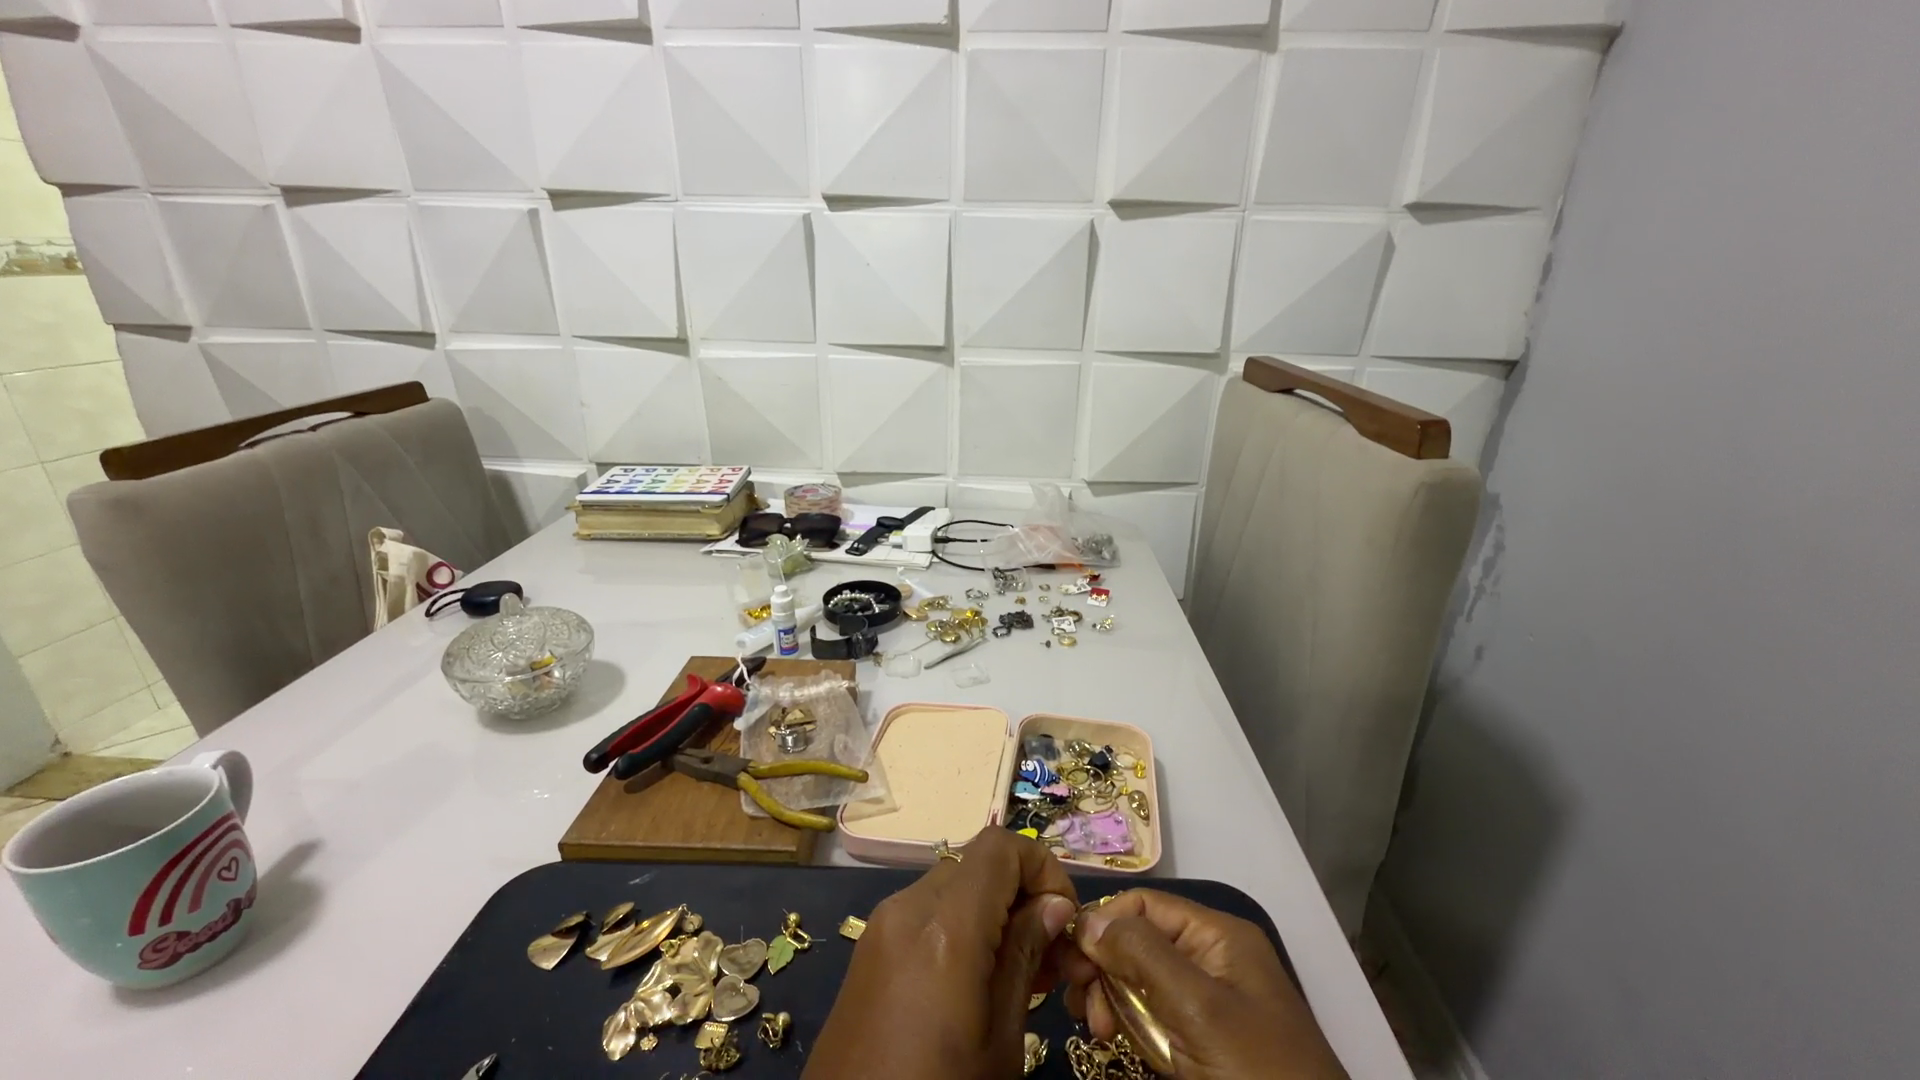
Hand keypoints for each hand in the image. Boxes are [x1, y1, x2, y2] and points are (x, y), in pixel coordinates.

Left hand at [805, 828, 1079, 1079]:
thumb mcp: (1001, 1040)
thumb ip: (1025, 957)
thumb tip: (1054, 905)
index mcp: (945, 925)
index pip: (1001, 846)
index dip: (1044, 868)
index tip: (1066, 921)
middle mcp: (907, 907)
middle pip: (979, 865)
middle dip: (1023, 895)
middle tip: (1052, 957)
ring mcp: (882, 925)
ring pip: (954, 887)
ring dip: (995, 912)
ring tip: (1023, 974)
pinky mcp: (870, 948)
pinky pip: (927, 912)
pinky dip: (962, 926)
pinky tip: (979, 981)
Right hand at [1062, 889, 1347, 1079]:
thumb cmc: (1256, 1068)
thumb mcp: (1199, 1008)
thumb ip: (1143, 955)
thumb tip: (1088, 920)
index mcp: (1216, 935)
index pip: (1143, 905)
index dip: (1103, 924)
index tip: (1070, 962)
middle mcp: (1209, 957)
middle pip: (1137, 941)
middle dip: (1103, 966)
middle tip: (1079, 1004)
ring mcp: (1205, 999)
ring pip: (1137, 979)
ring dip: (1109, 998)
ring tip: (1098, 1030)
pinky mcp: (1200, 1036)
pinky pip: (1150, 1013)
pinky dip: (1127, 1023)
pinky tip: (1113, 1040)